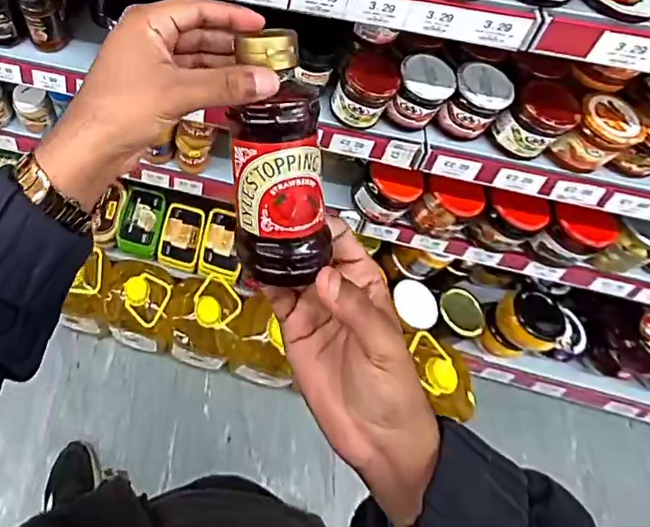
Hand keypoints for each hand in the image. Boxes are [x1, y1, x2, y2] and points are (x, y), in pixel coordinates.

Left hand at [35, 0, 277, 206]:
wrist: (91, 149)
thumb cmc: (115, 111)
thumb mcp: (179, 92)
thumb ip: (227, 84)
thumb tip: (264, 79)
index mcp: (147, 23)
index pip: (198, 8)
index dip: (231, 15)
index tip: (258, 24)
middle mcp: (147, 38)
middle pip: (198, 31)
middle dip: (231, 42)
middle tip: (262, 52)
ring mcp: (148, 63)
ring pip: (195, 56)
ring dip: (223, 65)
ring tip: (254, 72)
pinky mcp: (152, 86)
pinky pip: (188, 76)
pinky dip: (210, 81)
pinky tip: (233, 89)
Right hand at [265, 219, 438, 525]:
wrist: (378, 442)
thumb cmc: (395, 391)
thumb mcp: (383, 346)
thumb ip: (355, 309)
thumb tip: (324, 277)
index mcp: (363, 282)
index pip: (339, 238)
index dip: (319, 220)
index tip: (297, 208)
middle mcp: (335, 287)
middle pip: (308, 247)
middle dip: (289, 231)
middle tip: (266, 216)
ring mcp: (312, 305)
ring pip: (288, 267)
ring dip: (273, 251)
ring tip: (253, 233)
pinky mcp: (293, 326)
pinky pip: (275, 295)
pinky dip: (263, 279)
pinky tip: (253, 267)